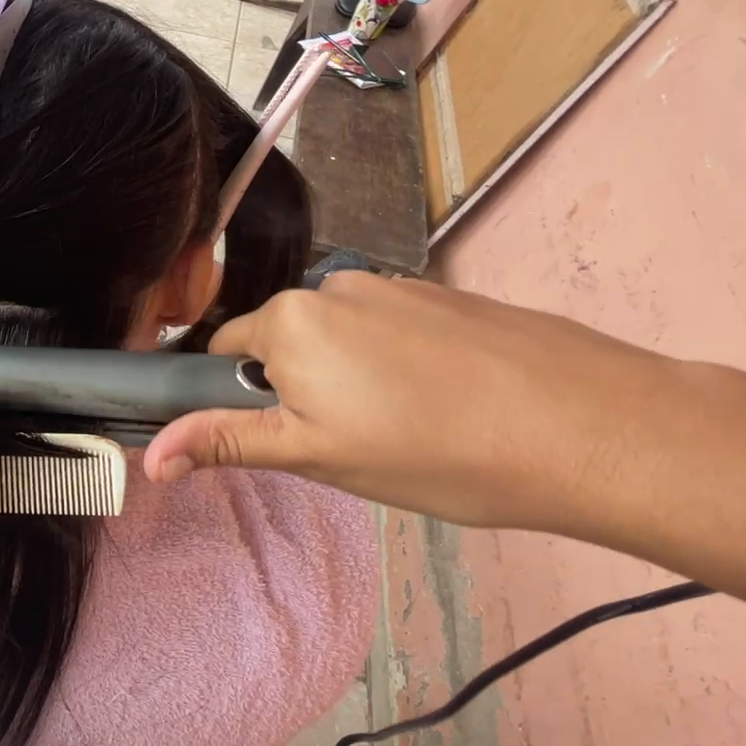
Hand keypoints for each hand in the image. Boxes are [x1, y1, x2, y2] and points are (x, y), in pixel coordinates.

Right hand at [143, 272, 692, 535]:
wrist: (595, 431)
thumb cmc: (432, 450)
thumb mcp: (314, 456)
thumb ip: (224, 443)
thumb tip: (149, 459)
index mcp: (287, 319)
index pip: (223, 352)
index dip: (245, 398)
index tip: (289, 433)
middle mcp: (330, 287)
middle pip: (282, 341)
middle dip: (299, 385)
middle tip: (349, 438)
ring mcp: (392, 285)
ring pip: (338, 337)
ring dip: (349, 373)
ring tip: (405, 423)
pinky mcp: (444, 294)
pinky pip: (390, 327)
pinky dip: (399, 360)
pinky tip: (445, 400)